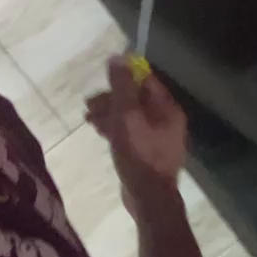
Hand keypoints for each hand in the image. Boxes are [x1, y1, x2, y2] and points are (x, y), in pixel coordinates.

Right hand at [86, 57, 188, 212]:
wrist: (149, 198)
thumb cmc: (139, 153)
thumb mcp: (127, 115)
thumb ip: (122, 86)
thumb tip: (118, 57)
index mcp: (167, 109)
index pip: (145, 80)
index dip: (123, 76)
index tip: (103, 79)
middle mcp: (167, 120)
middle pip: (136, 98)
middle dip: (111, 98)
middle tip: (89, 104)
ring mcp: (158, 137)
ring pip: (130, 115)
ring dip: (109, 112)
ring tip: (88, 118)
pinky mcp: (148, 151)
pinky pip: (130, 130)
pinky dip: (114, 127)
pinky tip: (98, 130)